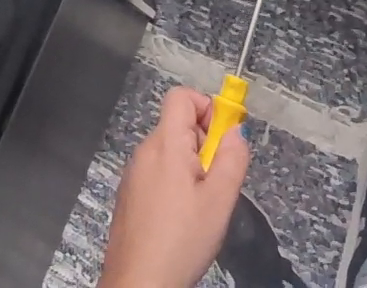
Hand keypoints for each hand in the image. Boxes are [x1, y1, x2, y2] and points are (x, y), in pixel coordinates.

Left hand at [99, 86, 249, 287]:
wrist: (138, 281)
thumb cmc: (182, 239)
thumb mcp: (219, 201)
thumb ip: (232, 159)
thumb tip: (236, 129)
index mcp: (165, 143)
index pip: (180, 96)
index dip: (206, 107)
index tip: (223, 139)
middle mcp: (145, 149)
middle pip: (177, 124)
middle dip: (204, 143)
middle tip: (217, 181)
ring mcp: (134, 171)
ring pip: (169, 150)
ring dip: (191, 165)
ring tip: (202, 205)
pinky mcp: (130, 192)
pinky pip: (158, 170)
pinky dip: (175, 181)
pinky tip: (182, 217)